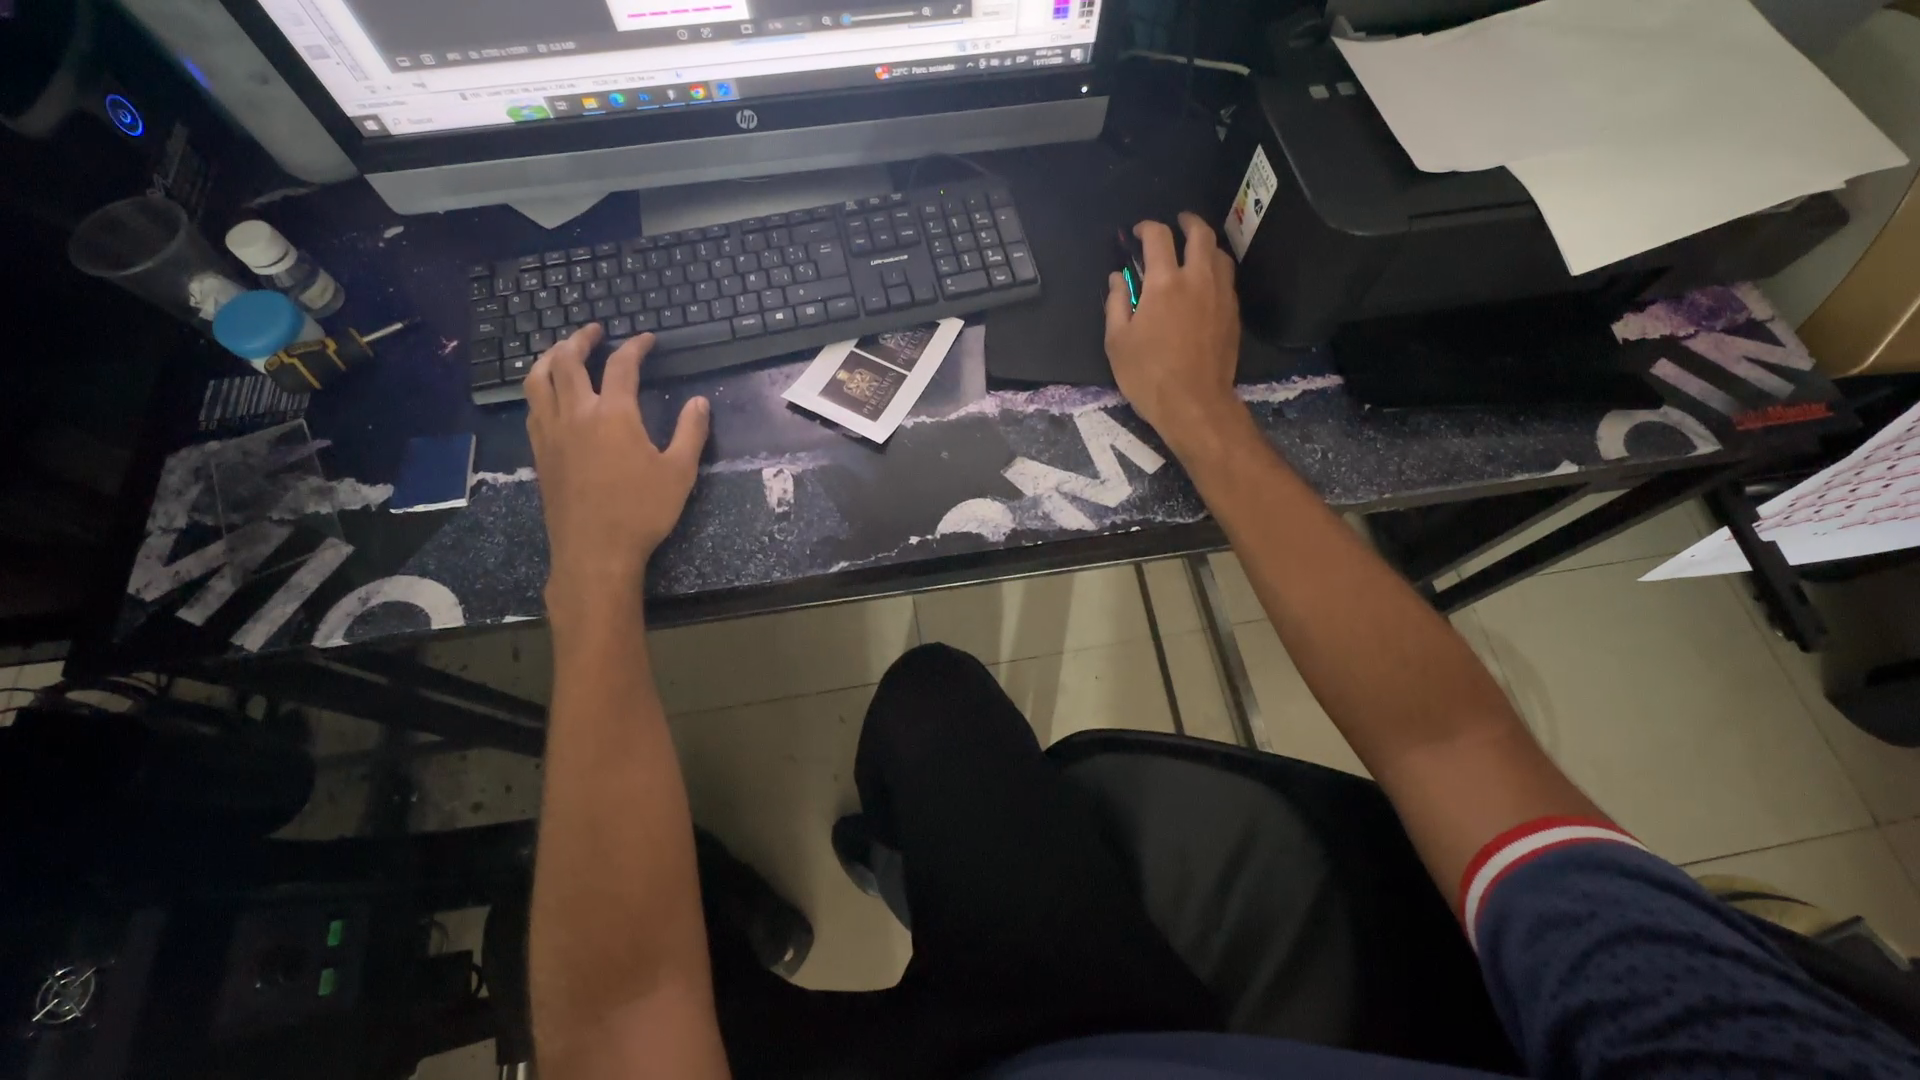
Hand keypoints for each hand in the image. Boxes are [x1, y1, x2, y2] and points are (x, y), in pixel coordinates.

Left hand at [527, 325, 708, 622]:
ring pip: (539, 379)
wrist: (594, 551)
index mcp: (614, 414)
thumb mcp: (679, 473)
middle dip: (580, 339)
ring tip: (560, 351)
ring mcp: (552, 432)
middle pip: (567, 361)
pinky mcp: (540, 452)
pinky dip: (540, 388)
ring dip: (549, 357)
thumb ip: (690, 433)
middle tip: (593, 332)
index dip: (635, 347)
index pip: (622, 366)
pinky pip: (532, 407)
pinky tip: (549, 395)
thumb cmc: (642, 512)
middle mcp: (577, 414)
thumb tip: (699, 402)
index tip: (646, 339)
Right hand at [1105, 213, 1248, 457]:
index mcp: (1164, 282)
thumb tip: (1118, 278)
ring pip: (1219, 253)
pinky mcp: (1233, 313)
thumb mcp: (1117, 342)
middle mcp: (1197, 279)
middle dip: (1187, 222)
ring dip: (1206, 244)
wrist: (1194, 403)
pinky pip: (1227, 278)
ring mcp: (1220, 295)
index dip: (1146, 228)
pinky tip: (1206, 281)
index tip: (1138, 233)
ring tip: (1194, 249)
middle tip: (1177, 223)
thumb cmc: (1148, 375)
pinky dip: (1215, 269)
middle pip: (1200, 234)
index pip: (1158, 237)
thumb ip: (1116, 303)